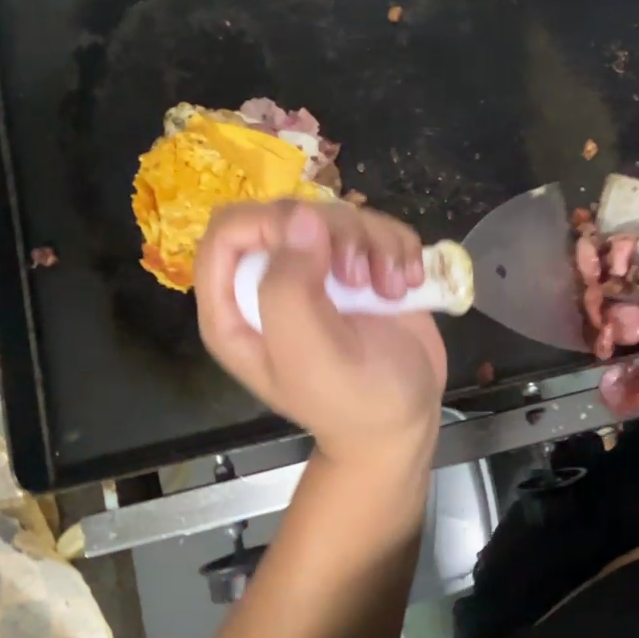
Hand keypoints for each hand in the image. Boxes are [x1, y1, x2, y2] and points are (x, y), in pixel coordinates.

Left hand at [195, 201, 447, 463]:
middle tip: (361, 278)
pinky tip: (408, 283)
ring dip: (378, 244)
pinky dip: (401, 248)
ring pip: (344, 216)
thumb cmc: (353, 402)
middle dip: (338, 235)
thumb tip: (301, 217)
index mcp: (237, 308)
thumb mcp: (310, 357)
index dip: (270, 224)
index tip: (317, 246)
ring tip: (392, 289)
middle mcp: (274, 283)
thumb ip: (289, 289)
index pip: (230, 231)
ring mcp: (323, 273)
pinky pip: (381, 228)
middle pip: (295, 214)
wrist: (407, 422)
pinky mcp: (366, 270)